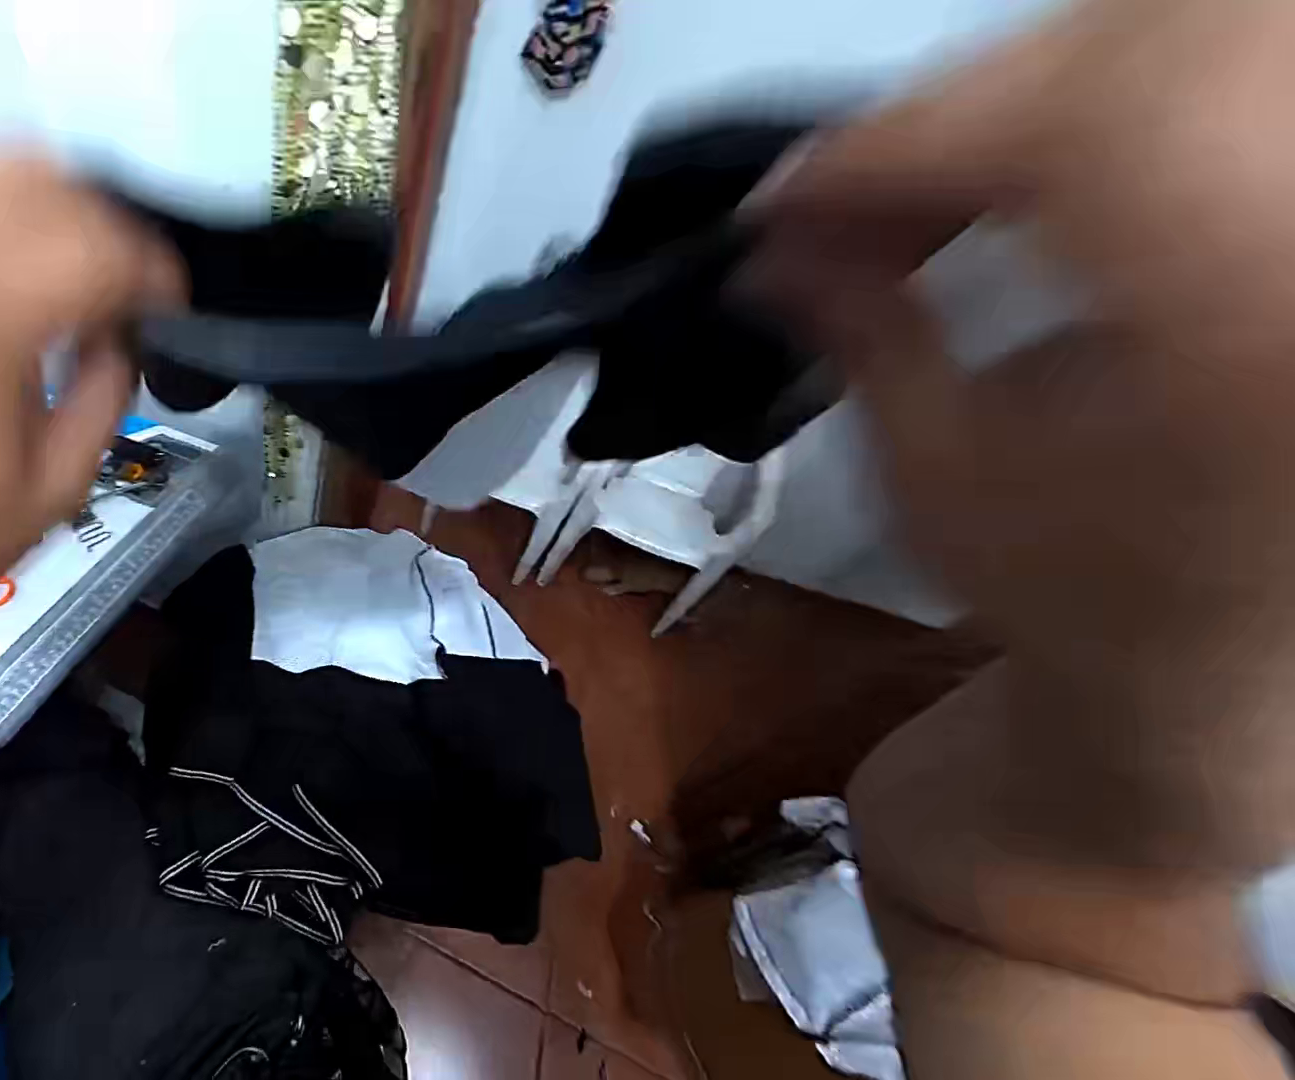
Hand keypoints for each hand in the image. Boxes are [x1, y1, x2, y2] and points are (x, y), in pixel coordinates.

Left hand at [0, 160, 183, 788]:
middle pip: (43, 178)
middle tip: (131, 292)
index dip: (157, 273)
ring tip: (72, 291)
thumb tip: (120, 331)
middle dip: (106, 231)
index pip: (104, 244)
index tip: (175, 305)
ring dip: (45, 226)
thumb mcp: (57, 481)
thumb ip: (109, 384)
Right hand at [749, 0, 1294, 865]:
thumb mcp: (927, 469)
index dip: (899, 141)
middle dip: (957, 102)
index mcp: (1261, 322)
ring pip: (1196, 38)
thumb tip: (767, 250)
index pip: (1084, 127)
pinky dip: (1086, 108)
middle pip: (1159, 38)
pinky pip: (1217, 84)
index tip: (774, 198)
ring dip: (1018, 99)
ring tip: (906, 190)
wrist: (1218, 661)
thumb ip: (858, 332)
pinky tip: (1003, 178)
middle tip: (832, 192)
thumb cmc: (1058, 591)